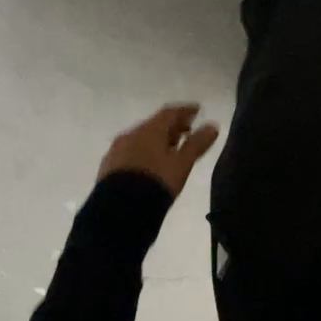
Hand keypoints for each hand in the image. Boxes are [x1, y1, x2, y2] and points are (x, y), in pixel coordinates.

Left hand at [99, 104, 219, 197]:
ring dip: (156, 141)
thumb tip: (212, 126)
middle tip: (186, 132)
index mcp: (149, 130)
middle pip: (154, 125)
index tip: (197, 111)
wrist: (120, 209)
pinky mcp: (108, 167)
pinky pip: (130, 152)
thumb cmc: (157, 181)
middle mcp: (130, 134)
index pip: (169, 113)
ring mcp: (116, 150)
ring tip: (169, 151)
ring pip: (140, 139)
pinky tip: (148, 165)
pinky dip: (143, 152)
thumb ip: (197, 143)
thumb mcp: (182, 163)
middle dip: (171, 127)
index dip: (185, 111)